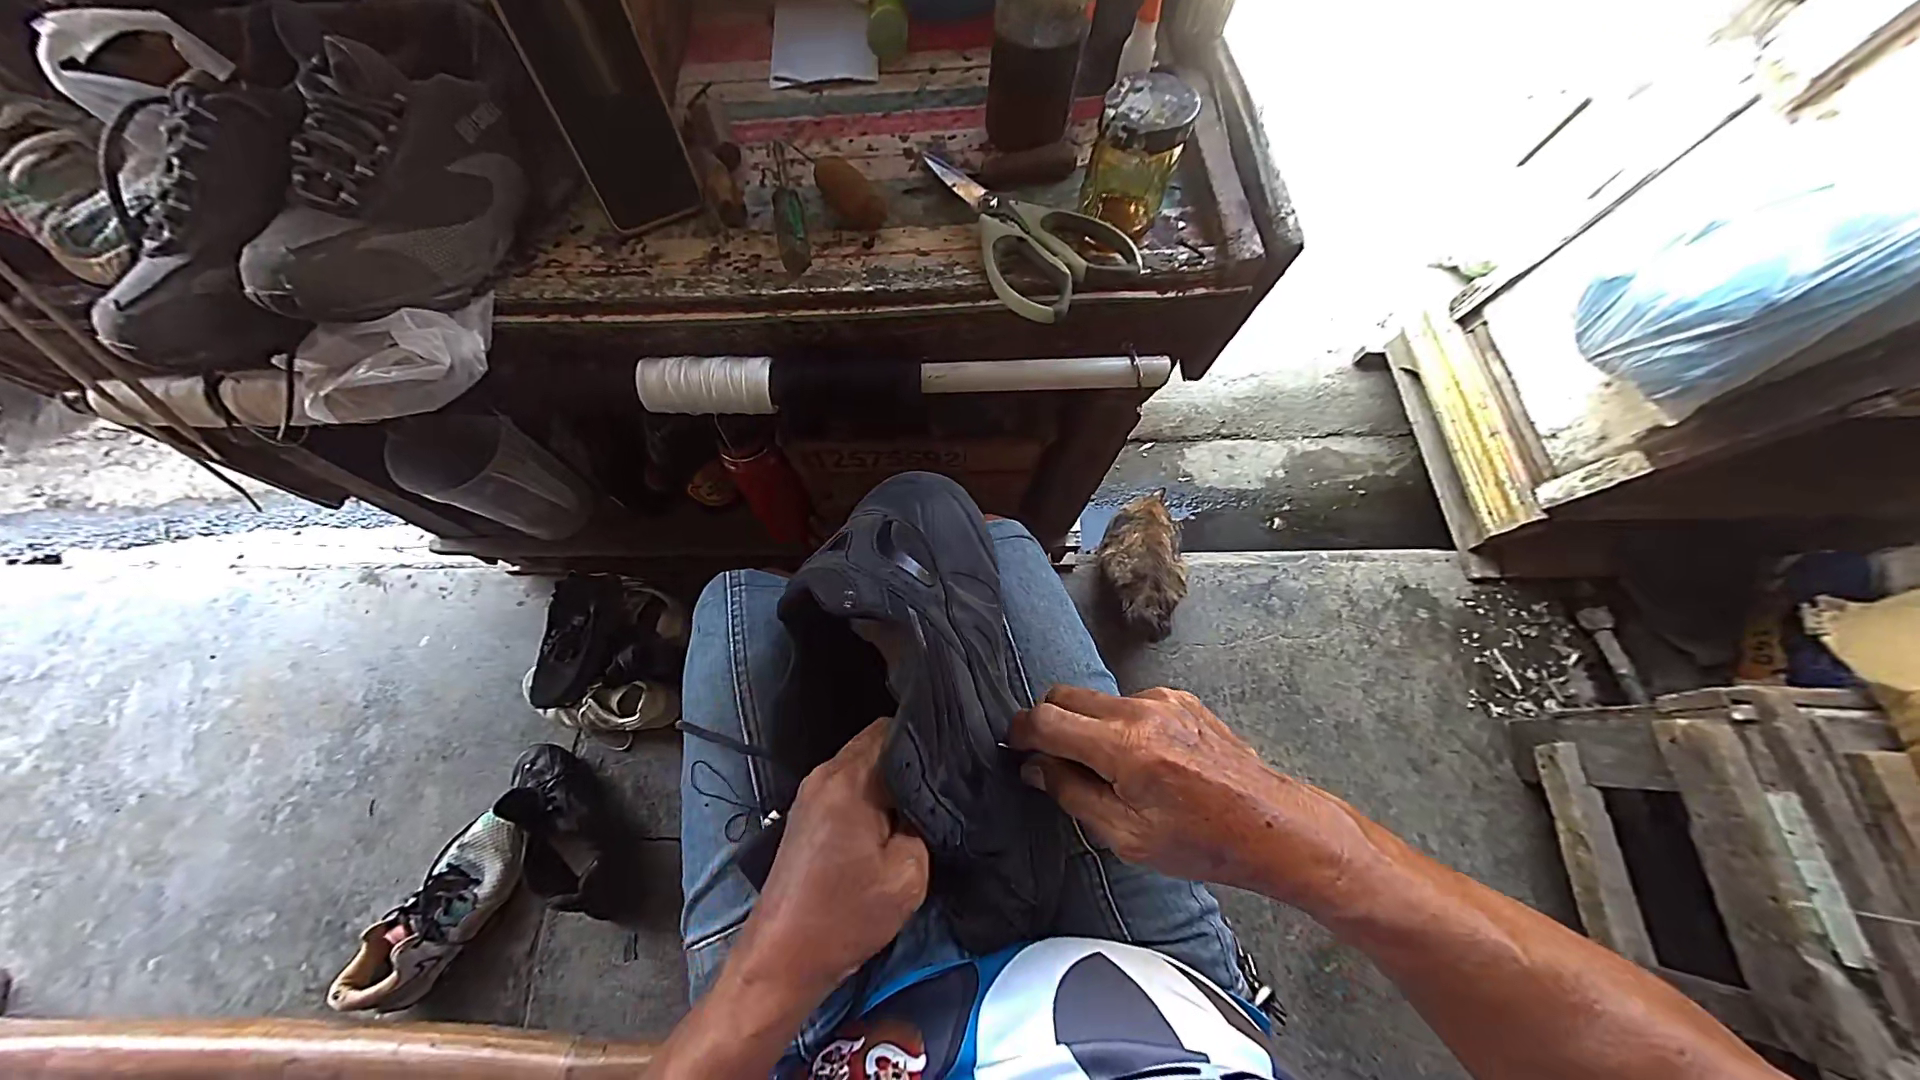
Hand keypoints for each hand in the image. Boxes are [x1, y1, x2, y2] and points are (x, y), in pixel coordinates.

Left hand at [737, 717, 929, 989]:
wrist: (782, 959)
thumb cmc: (845, 918)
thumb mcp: (907, 875)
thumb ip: (922, 825)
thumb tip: (924, 803)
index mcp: (851, 780)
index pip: (895, 730)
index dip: (926, 741)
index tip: (949, 761)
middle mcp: (826, 774)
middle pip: (875, 739)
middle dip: (908, 756)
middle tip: (936, 784)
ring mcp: (811, 791)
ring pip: (860, 760)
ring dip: (887, 775)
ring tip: (915, 803)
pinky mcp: (805, 811)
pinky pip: (847, 780)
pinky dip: (869, 789)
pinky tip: (887, 818)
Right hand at [1011, 685, 1381, 911]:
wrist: (1272, 825)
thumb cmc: (1204, 842)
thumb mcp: (1127, 836)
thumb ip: (1071, 794)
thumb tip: (1036, 766)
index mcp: (1125, 747)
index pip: (1047, 719)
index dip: (1020, 731)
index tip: (1013, 743)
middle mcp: (1142, 710)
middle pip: (1065, 695)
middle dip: (1047, 721)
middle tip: (1049, 756)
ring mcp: (1164, 699)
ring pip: (1097, 698)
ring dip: (1086, 724)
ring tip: (1107, 767)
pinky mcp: (1180, 698)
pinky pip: (1130, 702)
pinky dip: (1119, 724)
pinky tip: (1140, 758)